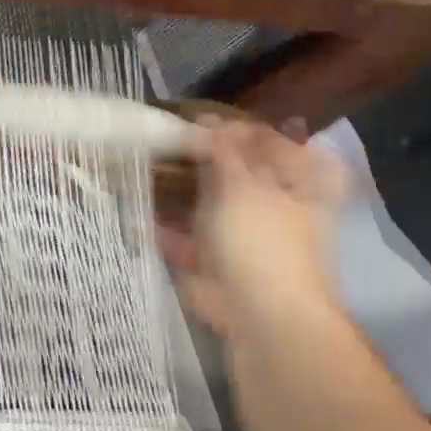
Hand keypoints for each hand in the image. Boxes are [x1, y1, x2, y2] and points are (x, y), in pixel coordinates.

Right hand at [160, 118, 347, 336]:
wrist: (257, 312)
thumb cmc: (262, 242)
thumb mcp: (243, 185)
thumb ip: (223, 151)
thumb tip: (207, 120)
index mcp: (298, 181)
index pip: (270, 141)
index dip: (235, 128)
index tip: (194, 118)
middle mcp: (271, 202)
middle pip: (234, 170)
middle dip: (198, 157)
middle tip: (162, 139)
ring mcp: (239, 231)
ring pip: (202, 201)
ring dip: (174, 188)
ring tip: (139, 165)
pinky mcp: (209, 257)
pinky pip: (181, 234)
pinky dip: (159, 225)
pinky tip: (133, 208)